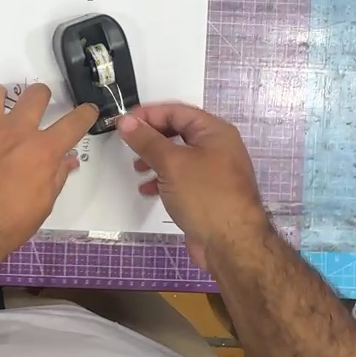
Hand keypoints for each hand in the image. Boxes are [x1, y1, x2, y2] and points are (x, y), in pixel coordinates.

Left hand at [0, 83, 97, 268]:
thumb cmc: (9, 224)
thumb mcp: (43, 204)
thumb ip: (57, 175)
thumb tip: (68, 160)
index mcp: (42, 151)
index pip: (73, 122)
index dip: (85, 114)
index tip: (87, 111)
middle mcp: (16, 132)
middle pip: (36, 94)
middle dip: (43, 97)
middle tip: (39, 107)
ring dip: (2, 99)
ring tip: (2, 111)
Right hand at [117, 104, 270, 268]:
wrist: (231, 244)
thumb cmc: (205, 196)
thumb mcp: (171, 163)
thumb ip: (146, 140)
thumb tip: (125, 121)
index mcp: (214, 131)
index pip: (176, 111)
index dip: (148, 115)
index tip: (124, 123)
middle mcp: (216, 147)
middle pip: (177, 132)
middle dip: (151, 138)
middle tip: (128, 145)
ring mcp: (213, 171)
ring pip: (177, 156)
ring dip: (154, 159)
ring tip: (137, 169)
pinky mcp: (207, 192)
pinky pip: (180, 177)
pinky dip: (163, 179)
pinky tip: (149, 189)